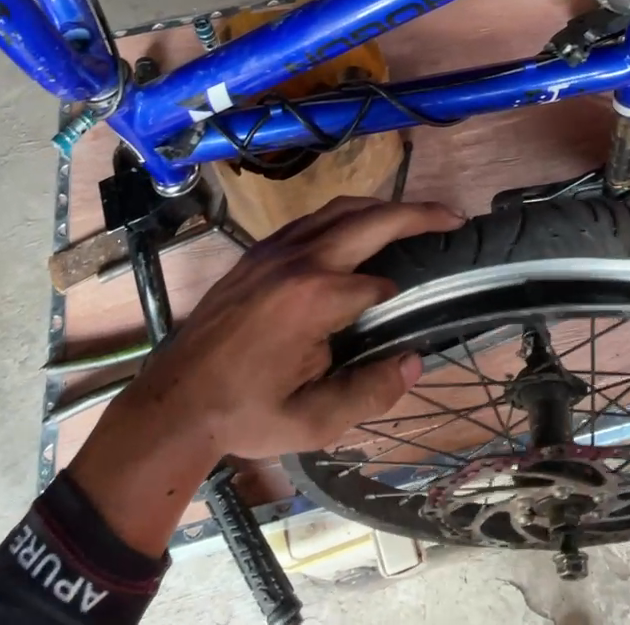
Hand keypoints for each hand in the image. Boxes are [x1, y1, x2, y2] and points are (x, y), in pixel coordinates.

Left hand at [66, 197, 464, 554]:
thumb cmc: (246, 413)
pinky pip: (314, 217)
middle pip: (371, 219)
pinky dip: (349, 213)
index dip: (404, 301)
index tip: (415, 319)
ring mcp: (276, 248)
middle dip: (418, 214)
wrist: (176, 399)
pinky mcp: (260, 249)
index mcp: (315, 298)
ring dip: (382, 207)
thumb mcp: (313, 423)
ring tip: (415, 216)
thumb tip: (414, 359)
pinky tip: (360, 229)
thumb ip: (370, 392)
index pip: (382, 285)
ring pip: (341, 208)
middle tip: (453, 217)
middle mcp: (300, 260)